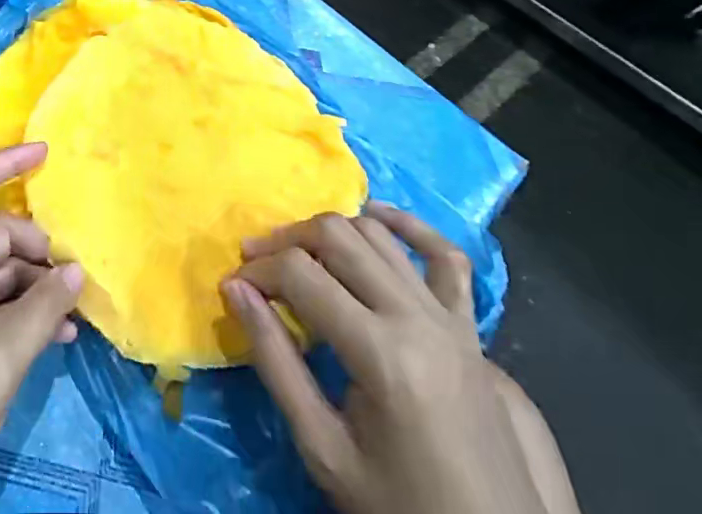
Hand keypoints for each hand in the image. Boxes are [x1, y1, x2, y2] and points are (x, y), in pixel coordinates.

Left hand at [0, 143, 82, 513]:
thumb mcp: (3, 353)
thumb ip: (44, 306)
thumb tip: (75, 270)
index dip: (4, 162)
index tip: (45, 153)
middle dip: (37, 248)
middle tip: (74, 279)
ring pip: (1, 277)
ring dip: (38, 288)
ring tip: (76, 315)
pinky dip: (27, 317)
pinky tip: (60, 339)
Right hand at [223, 202, 577, 513]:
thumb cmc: (397, 502)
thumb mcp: (322, 446)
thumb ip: (275, 361)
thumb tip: (234, 291)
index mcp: (381, 353)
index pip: (301, 275)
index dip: (258, 272)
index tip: (232, 288)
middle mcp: (417, 318)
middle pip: (338, 238)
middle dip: (285, 240)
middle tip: (253, 262)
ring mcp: (449, 317)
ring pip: (378, 236)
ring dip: (329, 231)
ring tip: (296, 251)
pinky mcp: (468, 327)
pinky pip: (445, 256)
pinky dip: (409, 225)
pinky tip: (374, 216)